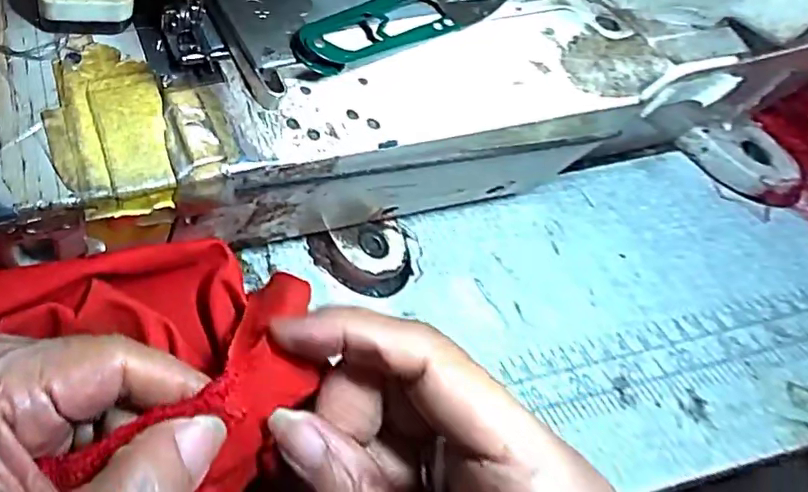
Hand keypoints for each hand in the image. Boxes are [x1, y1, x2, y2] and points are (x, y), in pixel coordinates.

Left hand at [0, 334, 229, 491]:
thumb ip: (143, 479)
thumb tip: (209, 426)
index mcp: (4, 377)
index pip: (110, 358)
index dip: (175, 384)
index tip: (229, 419)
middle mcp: (4, 360)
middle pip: (109, 374)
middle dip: (155, 419)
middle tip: (189, 469)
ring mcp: (6, 379)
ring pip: (102, 394)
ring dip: (135, 439)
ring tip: (139, 483)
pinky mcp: (13, 404)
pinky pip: (81, 413)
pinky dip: (111, 448)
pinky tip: (112, 479)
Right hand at [264, 308, 611, 491]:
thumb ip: (359, 486)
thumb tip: (282, 422)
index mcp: (528, 457)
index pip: (425, 353)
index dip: (346, 331)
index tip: (279, 336)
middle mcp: (500, 444)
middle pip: (390, 380)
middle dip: (332, 405)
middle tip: (294, 447)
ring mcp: (477, 466)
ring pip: (377, 412)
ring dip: (333, 437)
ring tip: (309, 474)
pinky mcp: (452, 484)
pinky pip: (385, 449)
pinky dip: (348, 460)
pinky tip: (325, 476)